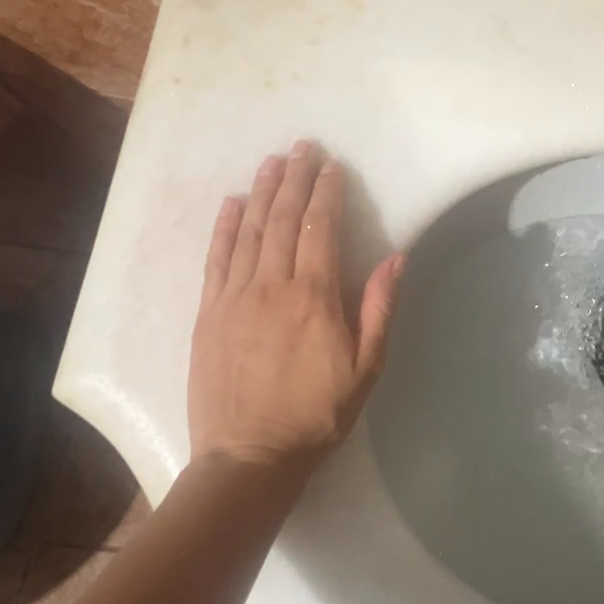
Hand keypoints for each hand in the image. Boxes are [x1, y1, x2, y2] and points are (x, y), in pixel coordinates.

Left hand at [189, 141, 403, 465]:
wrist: (250, 456)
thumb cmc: (318, 414)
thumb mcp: (366, 368)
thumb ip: (379, 309)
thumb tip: (395, 257)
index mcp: (314, 297)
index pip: (320, 229)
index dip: (327, 193)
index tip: (332, 166)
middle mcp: (271, 286)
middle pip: (283, 220)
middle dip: (295, 179)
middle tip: (302, 147)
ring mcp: (234, 297)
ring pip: (249, 231)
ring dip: (262, 192)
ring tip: (272, 162)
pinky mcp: (208, 313)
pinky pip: (216, 259)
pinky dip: (225, 227)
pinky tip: (233, 204)